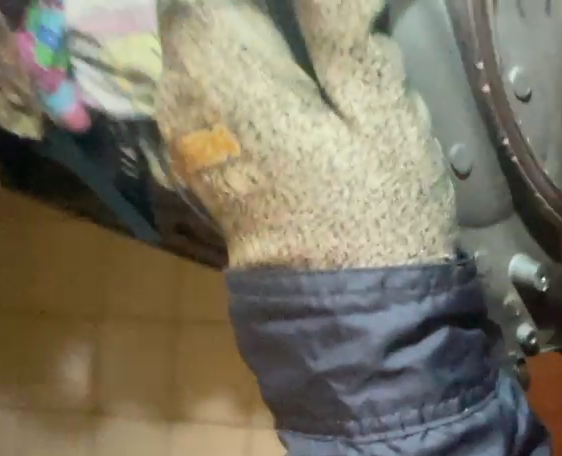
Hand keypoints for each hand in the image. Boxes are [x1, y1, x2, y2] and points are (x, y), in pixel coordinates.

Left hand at [157, 0, 454, 268]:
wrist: (354, 317)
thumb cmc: (378, 215)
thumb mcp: (383, 116)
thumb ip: (345, 26)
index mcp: (217, 54)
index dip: (277, 4)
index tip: (335, 25)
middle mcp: (177, 80)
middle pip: (212, 10)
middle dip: (271, 20)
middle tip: (339, 42)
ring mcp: (181, 126)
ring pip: (212, 46)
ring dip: (265, 45)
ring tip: (327, 79)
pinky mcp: (199, 160)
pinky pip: (214, 89)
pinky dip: (254, 79)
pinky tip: (304, 110)